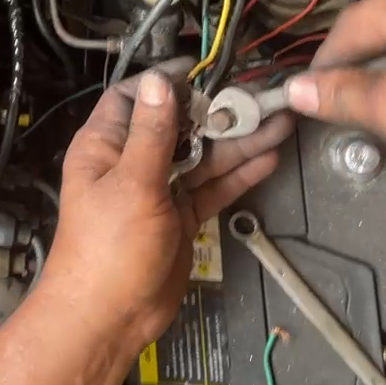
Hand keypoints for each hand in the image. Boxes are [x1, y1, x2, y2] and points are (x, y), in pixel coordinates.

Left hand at [40, 63, 290, 355]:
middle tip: (260, 97)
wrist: (110, 316)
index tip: (203, 68)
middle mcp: (131, 161)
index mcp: (105, 144)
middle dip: (216, 112)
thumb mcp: (132, 183)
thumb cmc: (109, 246)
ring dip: (237, 141)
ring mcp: (158, 189)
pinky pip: (211, 187)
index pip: (133, 98)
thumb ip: (152, 133)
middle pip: (178, 126)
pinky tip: (268, 157)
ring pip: (201, 156)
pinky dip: (237, 175)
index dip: (165, 81)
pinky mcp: (180, 216)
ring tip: (279, 122)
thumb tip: (158, 80)